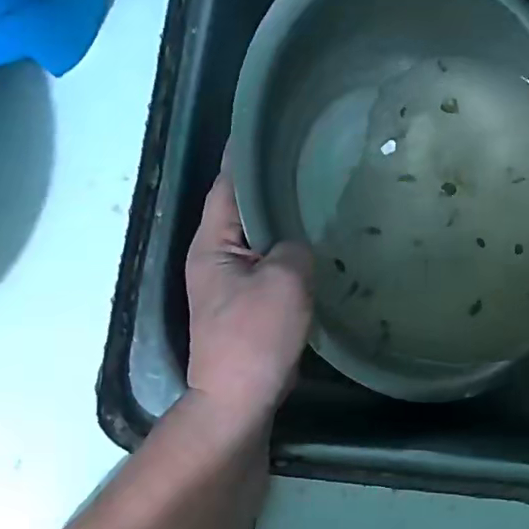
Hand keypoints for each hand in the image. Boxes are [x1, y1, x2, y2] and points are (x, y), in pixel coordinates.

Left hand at [184, 169, 313, 428]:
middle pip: (241, 208)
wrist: (238, 400)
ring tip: (316, 195)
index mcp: (212, 243)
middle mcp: (213, 257)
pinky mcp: (245, 305)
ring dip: (281, 220)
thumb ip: (295, 247)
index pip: (227, 184)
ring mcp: (228, 283)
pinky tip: (316, 246)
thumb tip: (298, 245)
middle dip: (269, 184)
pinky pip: (268, 266)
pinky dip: (288, 252)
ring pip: (257, 238)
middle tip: (308, 158)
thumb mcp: (284, 282)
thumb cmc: (254, 337)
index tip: (267, 128)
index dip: (245, 155)